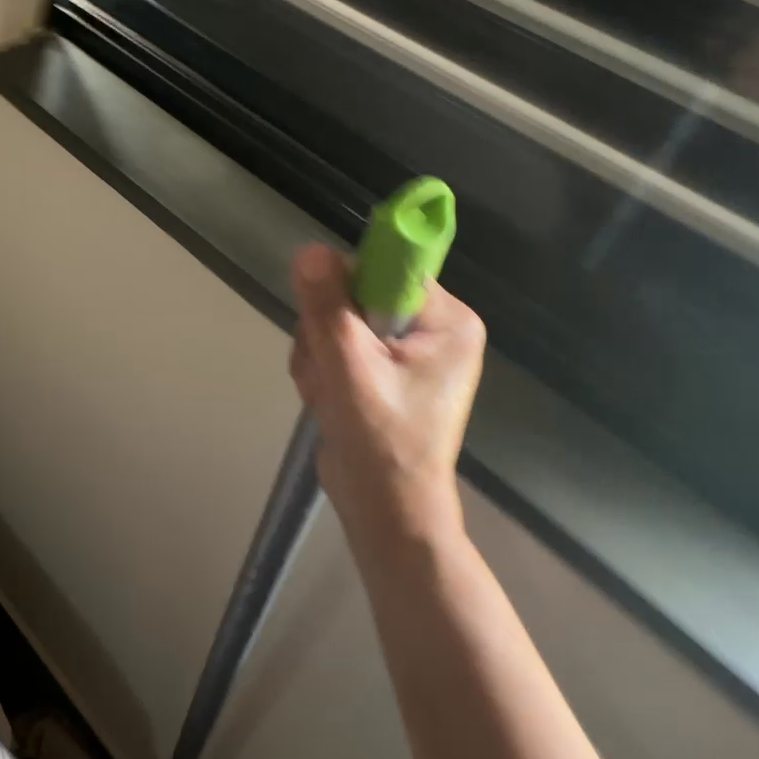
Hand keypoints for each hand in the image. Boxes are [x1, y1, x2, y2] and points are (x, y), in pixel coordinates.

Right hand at [289, 244, 485, 550]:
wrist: (385, 507)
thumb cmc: (381, 438)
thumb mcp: (348, 367)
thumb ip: (327, 307)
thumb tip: (310, 251)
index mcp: (448, 322)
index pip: (388, 269)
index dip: (348, 288)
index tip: (328, 320)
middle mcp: (433, 332)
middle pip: (355, 296)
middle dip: (325, 333)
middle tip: (327, 370)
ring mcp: (407, 354)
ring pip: (336, 323)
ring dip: (317, 356)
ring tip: (326, 394)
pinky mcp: (381, 374)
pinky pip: (336, 348)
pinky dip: (321, 371)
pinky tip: (326, 399)